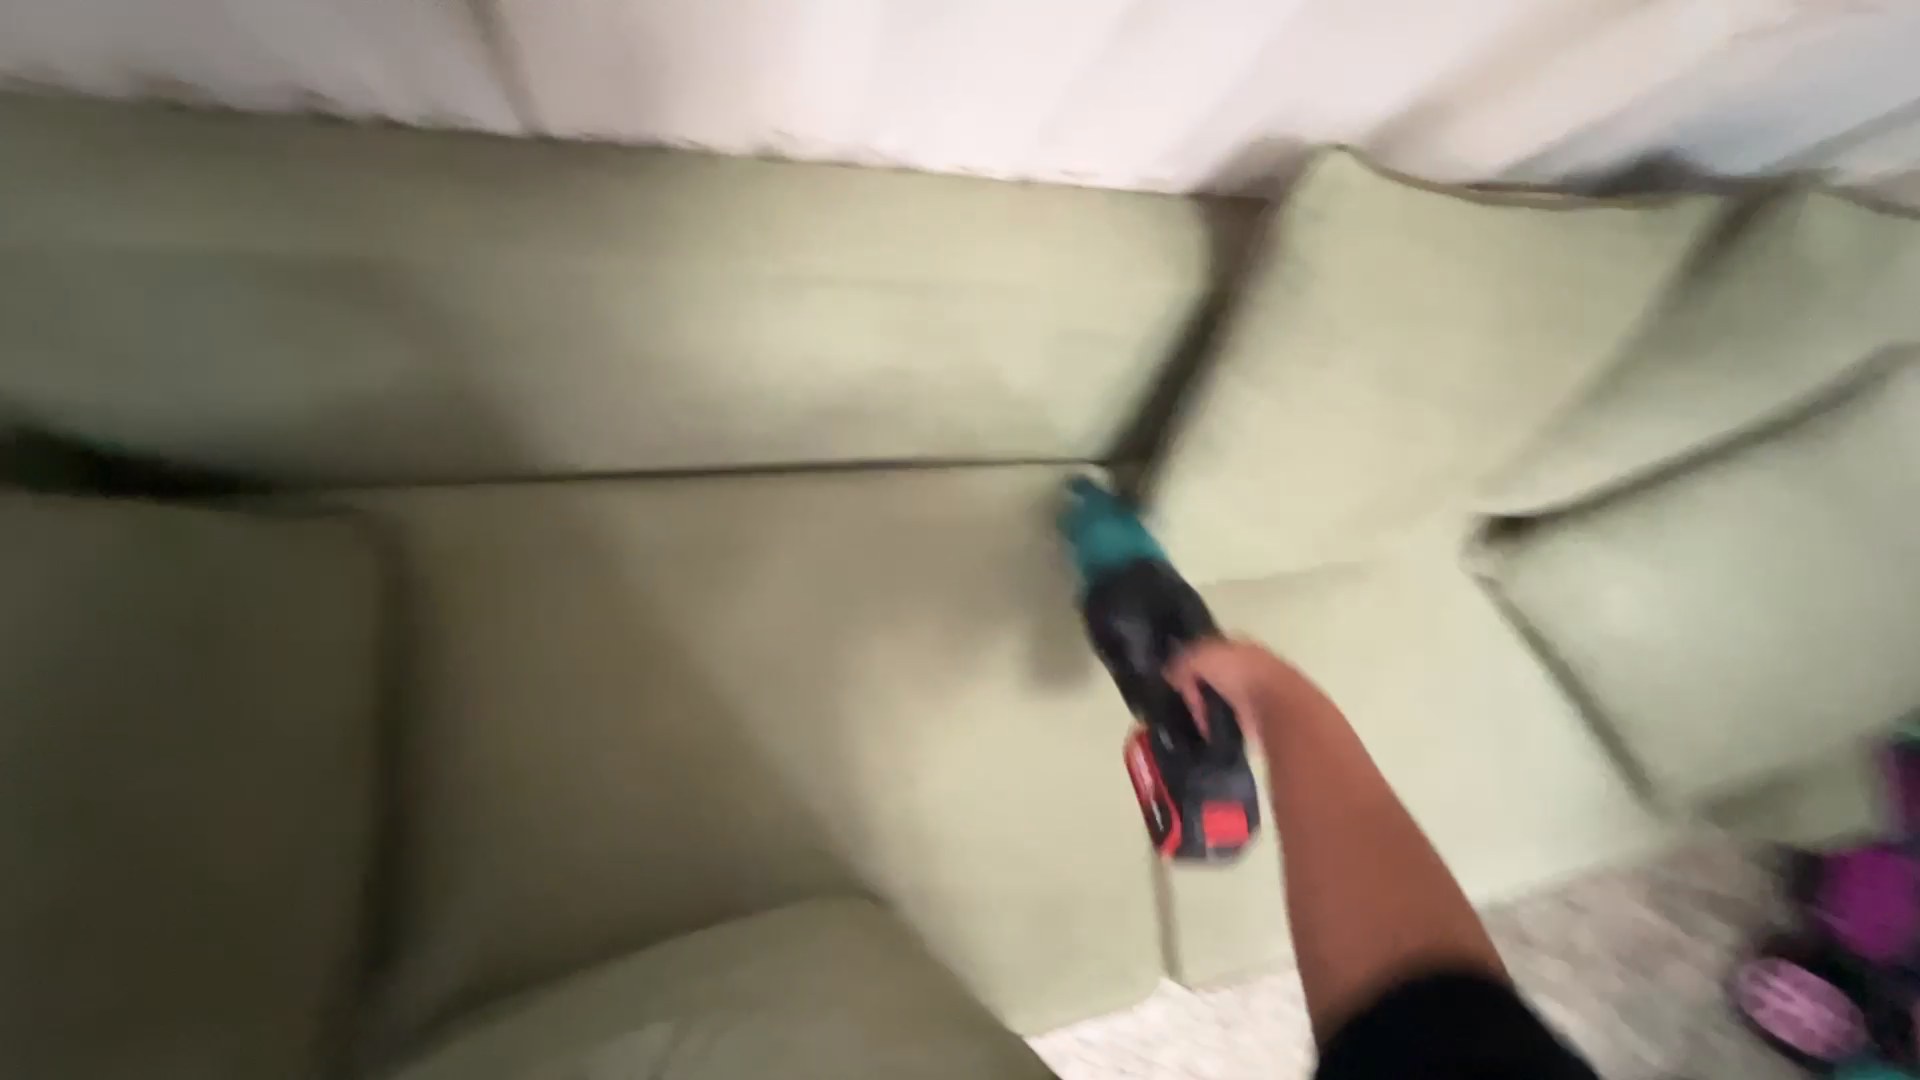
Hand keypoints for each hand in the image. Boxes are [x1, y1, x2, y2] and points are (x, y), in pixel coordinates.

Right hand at [1165, 637, 1307, 740]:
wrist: (1279, 707)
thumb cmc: (1239, 674)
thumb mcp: (1200, 659)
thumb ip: (1182, 663)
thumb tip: (1170, 674)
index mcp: (1238, 643)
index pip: (1207, 648)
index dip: (1190, 663)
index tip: (1178, 680)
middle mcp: (1250, 662)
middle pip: (1216, 674)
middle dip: (1201, 687)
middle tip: (1188, 702)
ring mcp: (1259, 689)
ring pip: (1225, 696)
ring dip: (1213, 707)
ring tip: (1201, 719)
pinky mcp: (1264, 715)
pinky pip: (1234, 718)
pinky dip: (1224, 723)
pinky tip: (1215, 730)